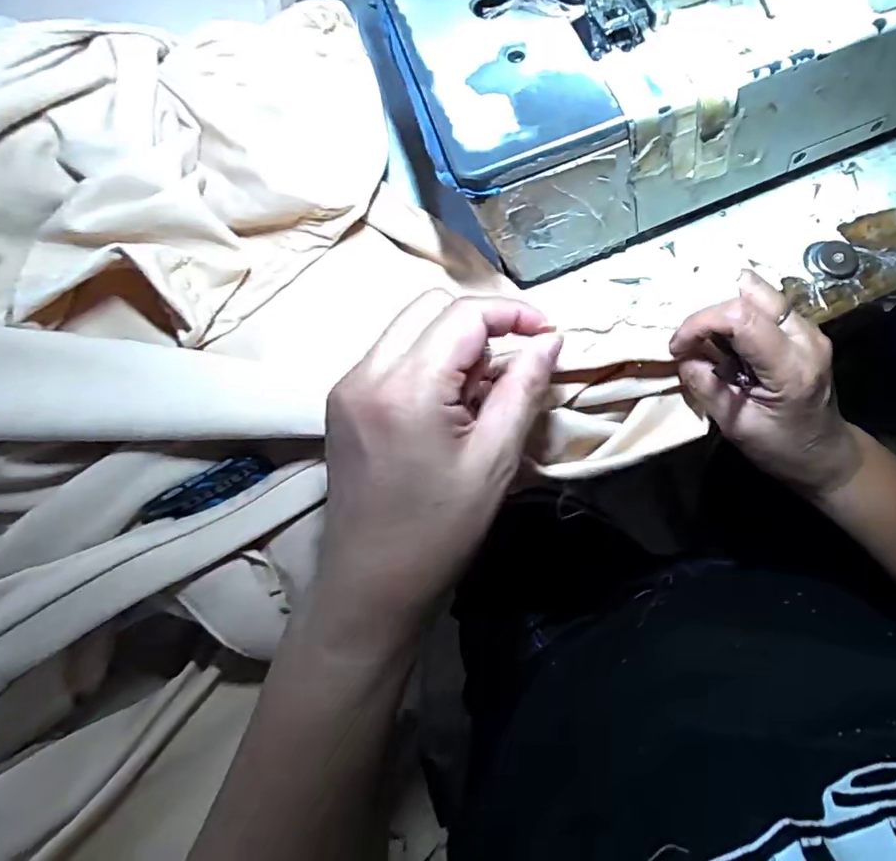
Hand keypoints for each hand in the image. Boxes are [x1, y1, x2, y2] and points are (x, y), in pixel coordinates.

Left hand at [316, 290, 561, 623]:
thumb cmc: (441, 529)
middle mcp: (366, 374)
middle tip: (515, 365)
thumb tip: (551, 341)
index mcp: (405, 388)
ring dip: (457, 342)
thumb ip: (524, 388)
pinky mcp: (344, 403)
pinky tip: (453, 404)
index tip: (550, 333)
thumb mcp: (496, 458)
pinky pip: (396, 354)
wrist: (371, 588)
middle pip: (431, 306)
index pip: (463, 315)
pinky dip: (433, 360)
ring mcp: (348, 387)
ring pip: (411, 326)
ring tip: (484, 391)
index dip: (513, 313)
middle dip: (483, 323)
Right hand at [670, 271, 861, 498]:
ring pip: (760, 292)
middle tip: (694, 340)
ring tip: (711, 341)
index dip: (701, 322)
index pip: (741, 318)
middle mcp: (806, 338)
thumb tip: (683, 356)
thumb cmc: (782, 448)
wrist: (825, 454)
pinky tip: (732, 344)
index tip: (678, 346)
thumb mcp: (735, 426)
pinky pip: (768, 305)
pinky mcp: (806, 329)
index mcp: (791, 368)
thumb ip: (706, 387)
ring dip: (728, 311)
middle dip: (714, 310)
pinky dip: (741, 316)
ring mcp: (810, 330)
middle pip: (753, 291)